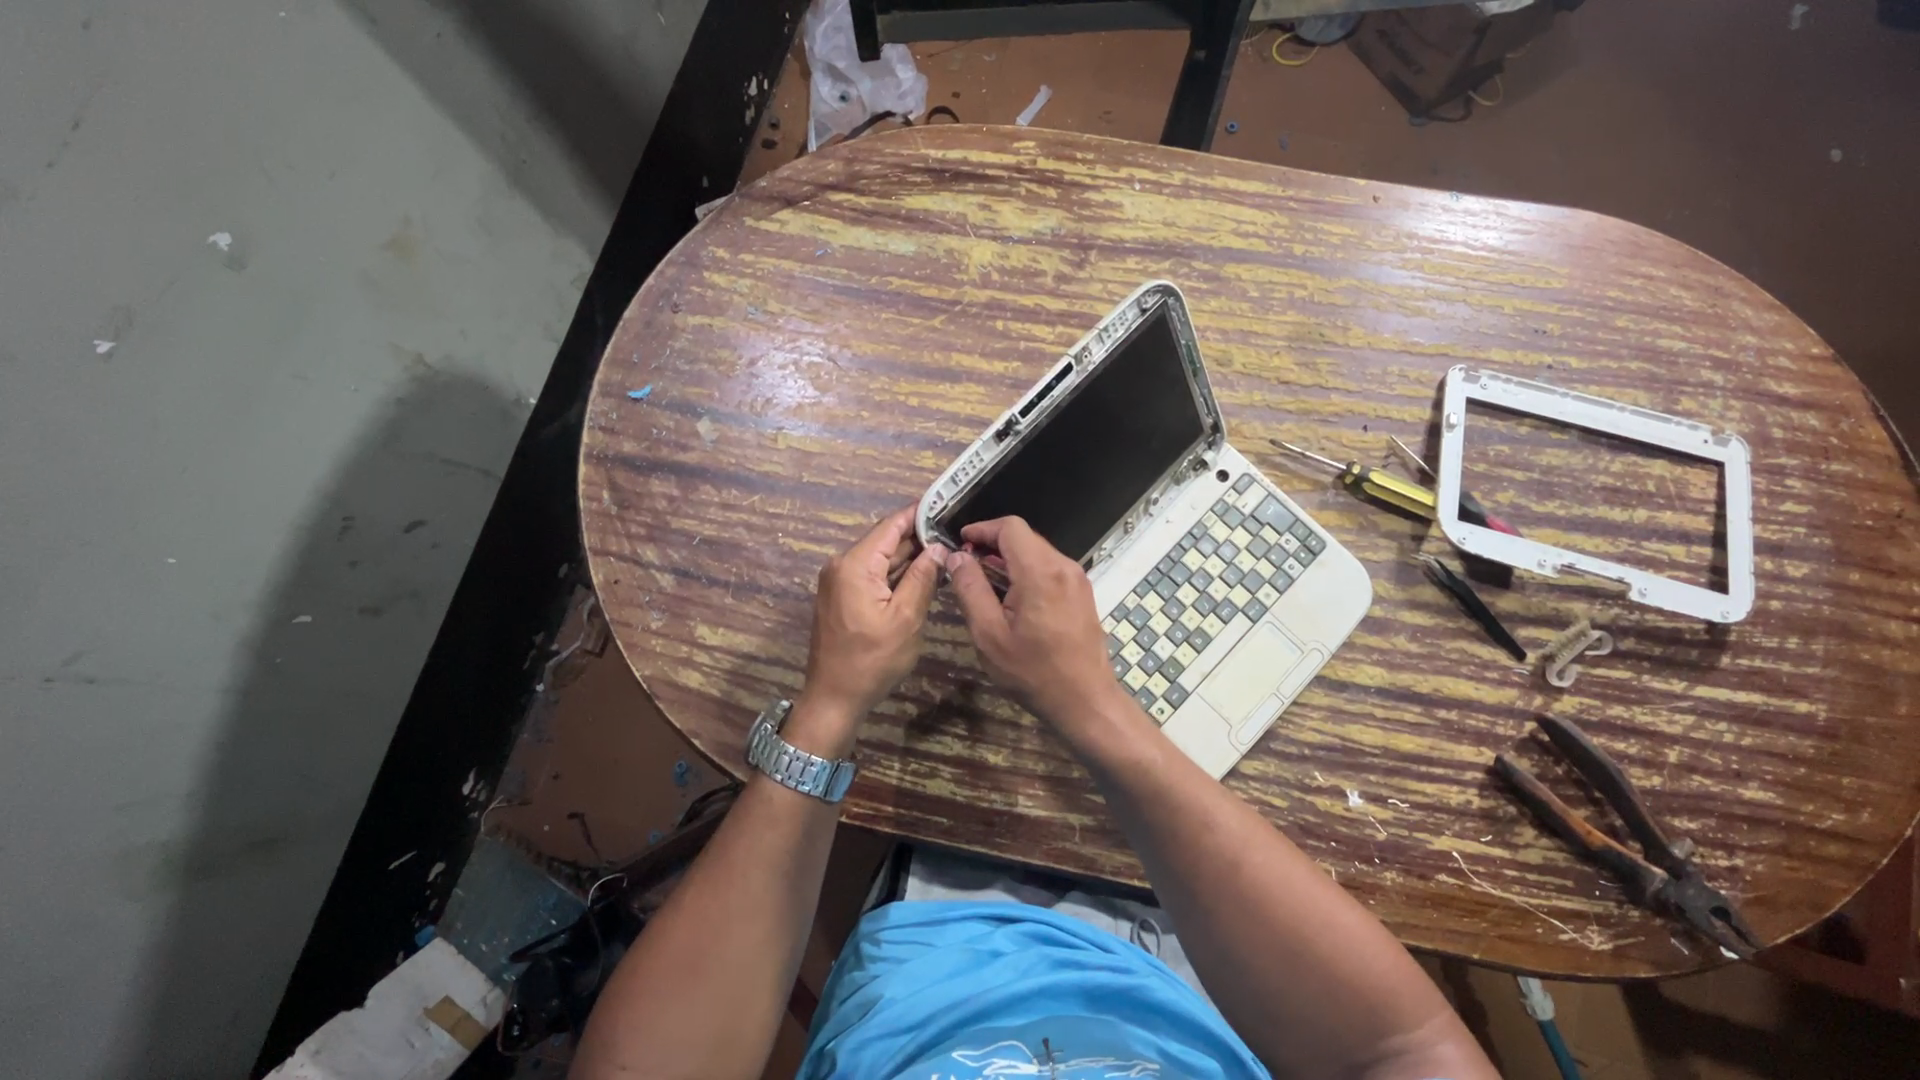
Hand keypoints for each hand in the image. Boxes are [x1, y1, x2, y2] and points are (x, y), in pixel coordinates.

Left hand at [794, 506, 944, 754]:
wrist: (834, 697)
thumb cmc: (872, 660)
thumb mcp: (906, 618)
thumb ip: (922, 578)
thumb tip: (938, 548)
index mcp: (855, 565)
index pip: (891, 526)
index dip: (918, 514)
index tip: (946, 504)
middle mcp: (842, 565)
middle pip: (885, 541)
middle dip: (918, 538)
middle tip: (954, 533)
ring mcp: (838, 581)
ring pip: (880, 560)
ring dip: (908, 558)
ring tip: (945, 552)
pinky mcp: (840, 597)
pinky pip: (872, 576)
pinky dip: (895, 575)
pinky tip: (921, 575)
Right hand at [945, 516, 1134, 734]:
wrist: (1084, 700)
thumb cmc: (1032, 671)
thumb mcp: (989, 634)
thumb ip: (970, 589)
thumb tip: (957, 558)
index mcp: (1040, 572)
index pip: (1010, 527)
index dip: (982, 529)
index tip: (960, 541)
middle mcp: (1064, 567)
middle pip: (1025, 538)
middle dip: (994, 544)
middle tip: (967, 564)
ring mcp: (1077, 580)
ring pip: (1038, 553)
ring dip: (1010, 559)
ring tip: (985, 581)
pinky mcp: (1082, 594)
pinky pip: (1050, 569)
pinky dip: (1027, 572)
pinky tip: (1012, 596)